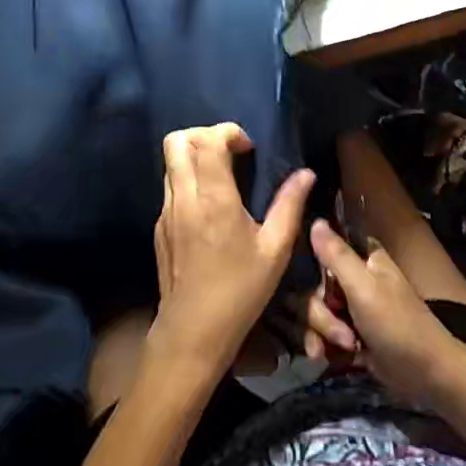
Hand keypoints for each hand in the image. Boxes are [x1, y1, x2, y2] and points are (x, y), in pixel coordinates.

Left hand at [147, 124, 314, 386]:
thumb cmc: (240, 291)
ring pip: (170, 163)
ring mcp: (165, 213)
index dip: (228, 132)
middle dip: (204, 134)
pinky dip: (188, 181)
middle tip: (231, 152)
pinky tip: (211, 207)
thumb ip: (290, 205)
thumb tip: (306, 173)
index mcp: (213, 199)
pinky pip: (170, 188)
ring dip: (195, 156)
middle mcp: (183, 198)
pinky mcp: (159, 228)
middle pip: (176, 141)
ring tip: (223, 177)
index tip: (248, 148)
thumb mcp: (275, 250)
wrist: (192, 332)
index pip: (206, 141)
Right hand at [307, 219, 465, 403]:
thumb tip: (316, 220)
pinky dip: (324, 345)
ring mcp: (349, 307)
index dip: (311, 268)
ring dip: (323, 333)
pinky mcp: (347, 332)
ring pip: (314, 313)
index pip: (322, 249)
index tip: (311, 285)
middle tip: (342, 332)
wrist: (425, 373)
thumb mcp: (364, 287)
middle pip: (312, 287)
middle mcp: (352, 278)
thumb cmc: (397, 324)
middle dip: (321, 314)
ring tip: (346, 348)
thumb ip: (337, 255)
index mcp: (361, 258)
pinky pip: (319, 332)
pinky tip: (331, 358)